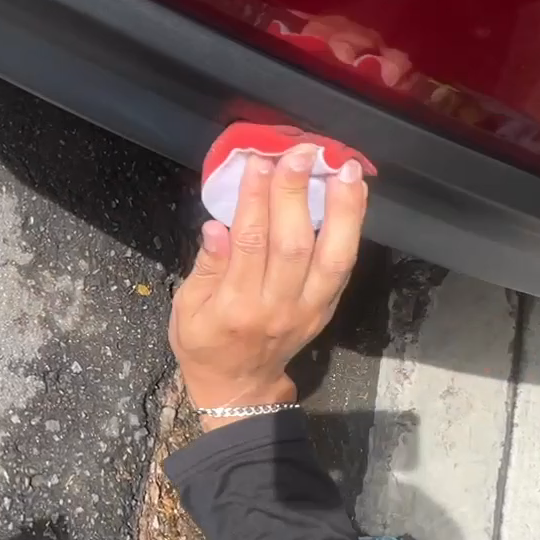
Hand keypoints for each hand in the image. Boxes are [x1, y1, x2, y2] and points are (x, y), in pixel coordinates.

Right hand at [169, 143, 367, 430]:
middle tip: (300, 153)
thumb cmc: (202, 345)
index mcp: (234, 307)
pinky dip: (351, 228)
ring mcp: (306, 309)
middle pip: (292, 244)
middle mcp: (276, 307)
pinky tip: (353, 197)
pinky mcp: (325, 308)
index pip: (249, 245)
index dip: (255, 201)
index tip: (259, 163)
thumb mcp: (185, 309)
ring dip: (342, 208)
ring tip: (344, 168)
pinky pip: (343, 266)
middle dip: (296, 194)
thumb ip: (206, 268)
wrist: (238, 386)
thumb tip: (218, 226)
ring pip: (331, 255)